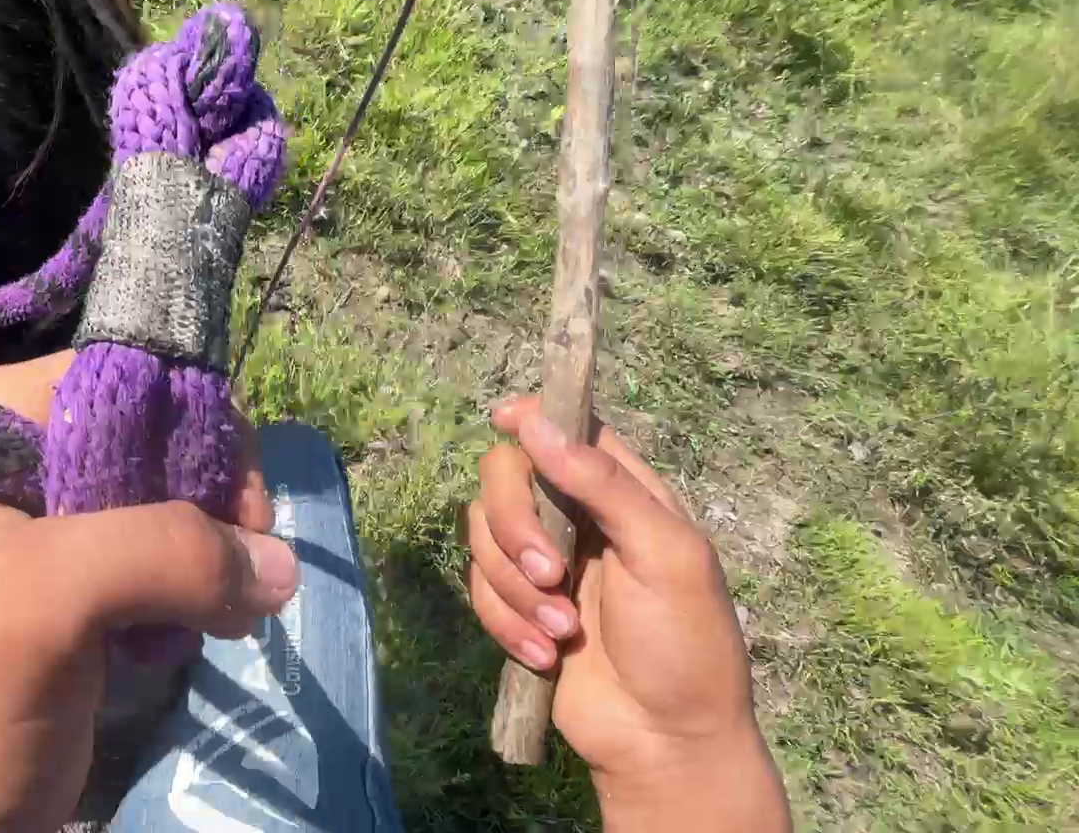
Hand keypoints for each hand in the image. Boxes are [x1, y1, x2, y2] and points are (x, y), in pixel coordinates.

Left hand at [0, 351, 297, 832]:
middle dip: (211, 493)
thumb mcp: (42, 601)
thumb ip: (156, 552)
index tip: (239, 504)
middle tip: (245, 563)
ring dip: (214, 541)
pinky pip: (168, 538)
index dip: (190, 425)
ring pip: (171, 485)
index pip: (119, 379)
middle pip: (155, 431)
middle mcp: (25, 447)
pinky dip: (201, 574)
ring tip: (227, 605)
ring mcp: (57, 506)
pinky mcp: (86, 562)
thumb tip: (278, 561)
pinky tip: (207, 619)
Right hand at [469, 397, 789, 830]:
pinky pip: (475, 583)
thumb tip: (533, 423)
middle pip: (502, 475)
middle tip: (551, 575)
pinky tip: (545, 654)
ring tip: (561, 631)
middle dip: (515, 527)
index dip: (531, 416)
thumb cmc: (685, 645)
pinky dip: (504, 620)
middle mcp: (570, 514)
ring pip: (480, 531)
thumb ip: (603, 484)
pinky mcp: (510, 597)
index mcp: (618, 493)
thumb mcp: (665, 557)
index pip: (564, 428)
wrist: (662, 743)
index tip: (503, 420)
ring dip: (514, 588)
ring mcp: (536, 556)